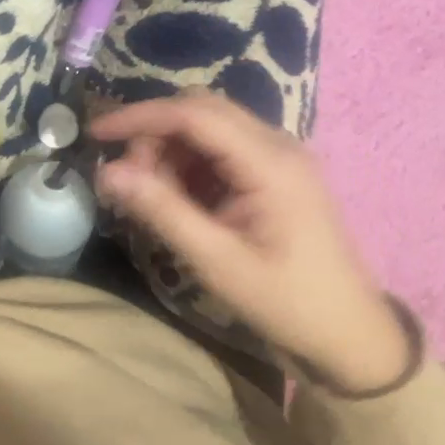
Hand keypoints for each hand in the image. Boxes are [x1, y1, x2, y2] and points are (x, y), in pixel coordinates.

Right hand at [90, 91, 411, 392]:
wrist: (348, 333)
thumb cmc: (285, 301)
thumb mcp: (217, 261)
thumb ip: (163, 211)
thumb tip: (107, 172)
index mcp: (270, 163)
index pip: (194, 114)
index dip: (140, 117)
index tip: (96, 135)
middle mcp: (277, 146)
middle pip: (201, 110)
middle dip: (153, 133)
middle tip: (125, 175)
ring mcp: (278, 158)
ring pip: (208, 127)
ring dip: (168, 148)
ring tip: (148, 193)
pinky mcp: (273, 174)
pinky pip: (220, 149)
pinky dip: (187, 164)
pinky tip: (174, 198)